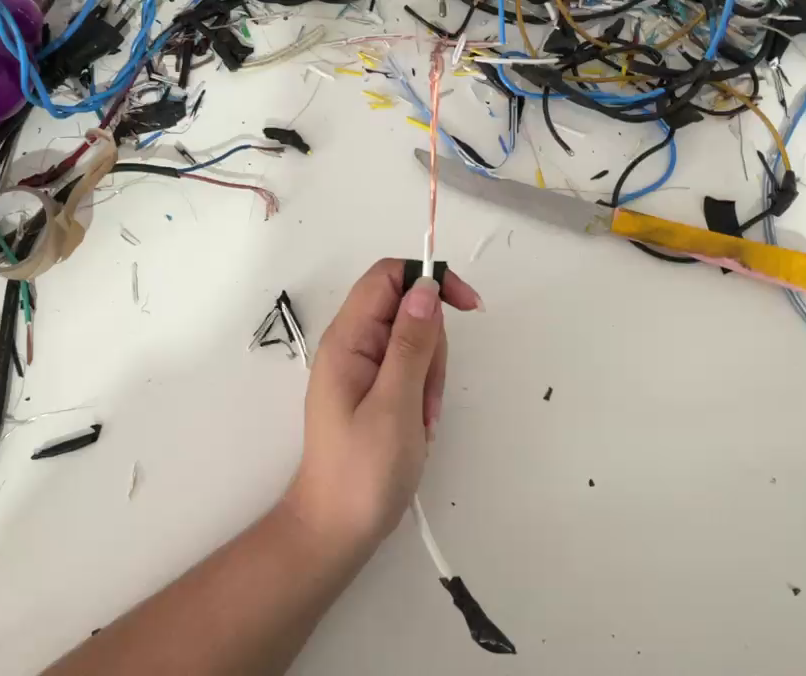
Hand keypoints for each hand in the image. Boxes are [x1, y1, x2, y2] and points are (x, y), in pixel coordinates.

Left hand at [279, 259, 481, 559]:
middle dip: (432, 347)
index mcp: (348, 338)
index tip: (468, 306)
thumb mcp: (395, 403)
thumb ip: (411, 343)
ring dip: (431, 377)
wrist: (337, 528)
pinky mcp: (374, 389)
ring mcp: (363, 367)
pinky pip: (410, 370)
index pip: (387, 276)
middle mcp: (353, 343)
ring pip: (415, 341)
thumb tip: (425, 286)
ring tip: (421, 421)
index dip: (429, 279)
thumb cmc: (363, 470)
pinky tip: (419, 426)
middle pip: (407, 309)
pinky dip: (424, 393)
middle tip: (427, 396)